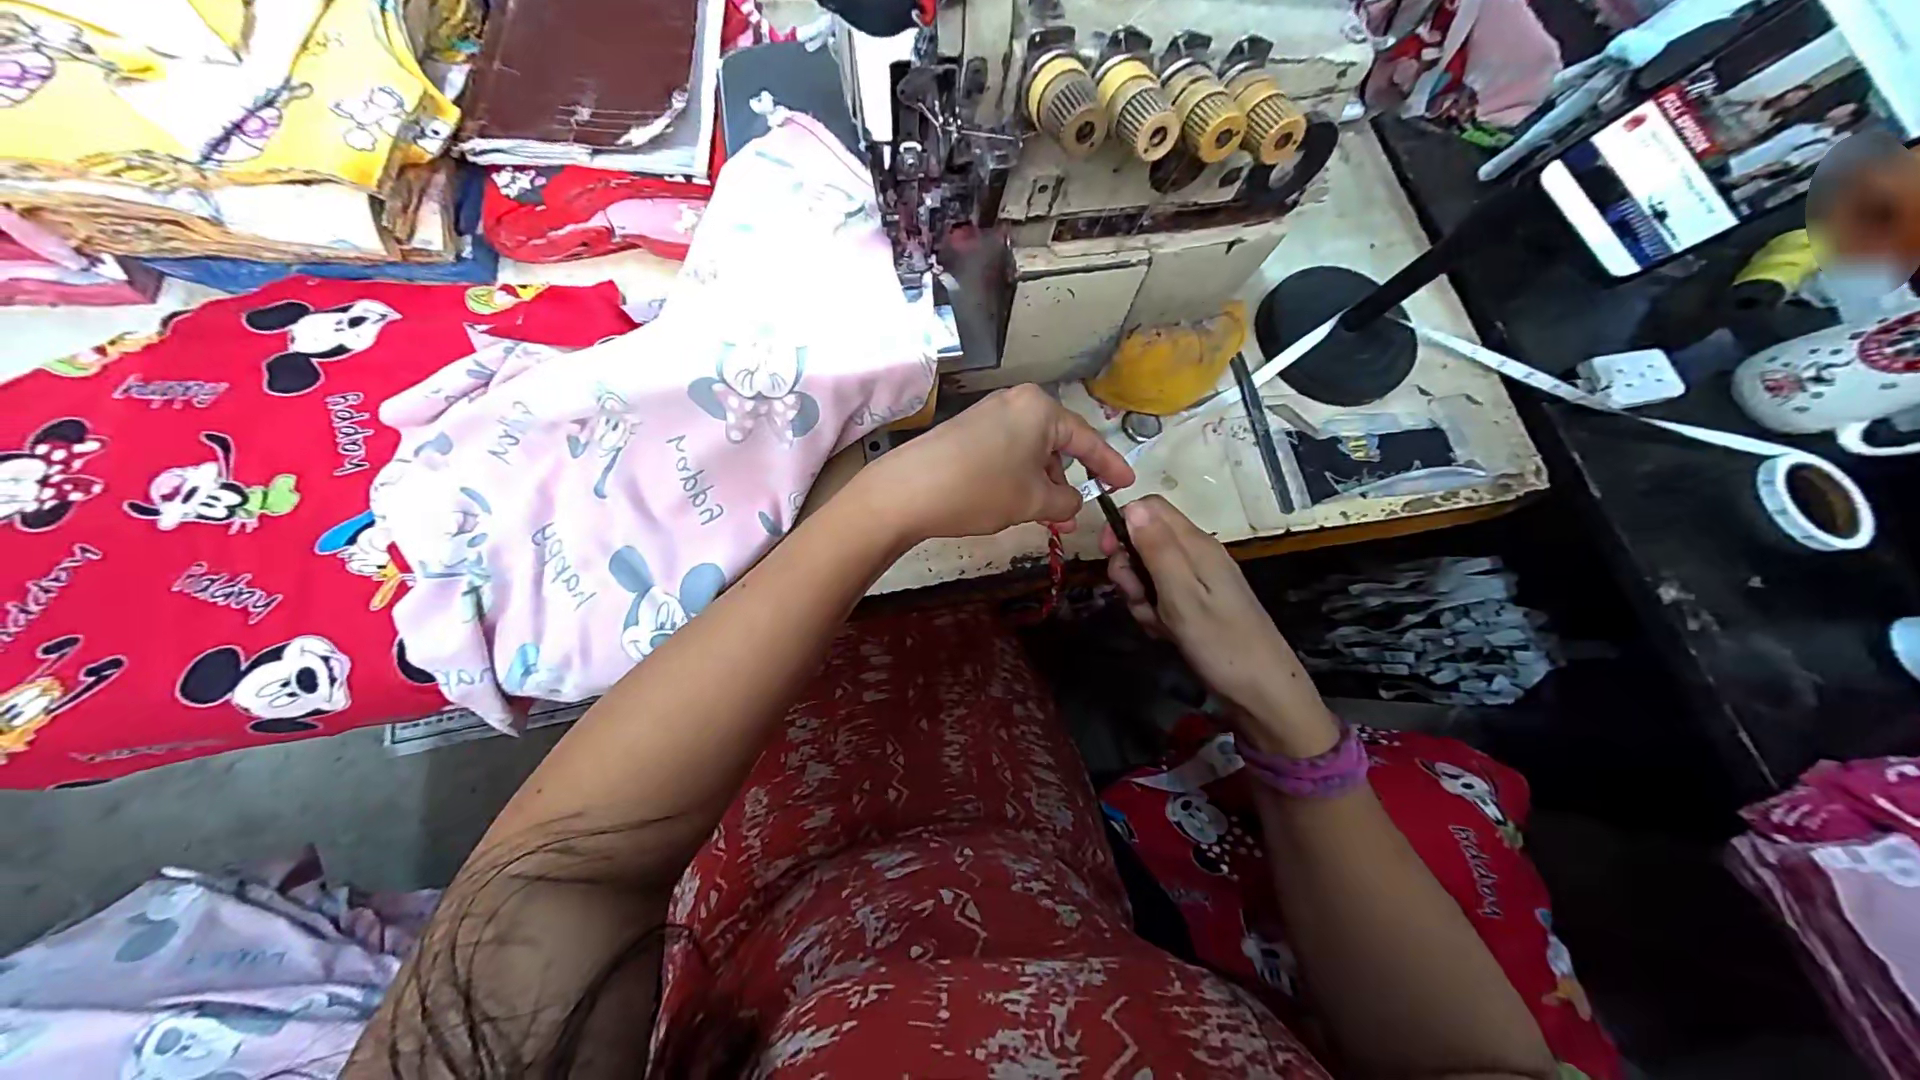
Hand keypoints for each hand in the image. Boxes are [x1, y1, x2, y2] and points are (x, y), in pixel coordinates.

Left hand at [856, 384, 1134, 543]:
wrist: (906, 491)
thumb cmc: (980, 490)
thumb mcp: (1033, 500)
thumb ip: (1066, 500)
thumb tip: (1072, 501)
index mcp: (1040, 409)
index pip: (1087, 439)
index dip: (1109, 466)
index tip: (1126, 484)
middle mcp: (1016, 402)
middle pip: (1056, 444)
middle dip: (1065, 482)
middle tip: (1069, 517)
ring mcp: (988, 414)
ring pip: (1030, 452)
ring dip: (1040, 484)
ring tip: (1040, 518)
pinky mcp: (967, 431)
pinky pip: (1007, 453)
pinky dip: (1018, 478)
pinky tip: (1014, 504)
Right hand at [1102, 495, 1338, 756]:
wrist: (1262, 694)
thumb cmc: (1222, 644)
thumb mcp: (1182, 595)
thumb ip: (1157, 549)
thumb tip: (1133, 505)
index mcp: (1196, 545)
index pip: (1151, 508)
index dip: (1123, 524)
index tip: (1108, 553)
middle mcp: (1197, 556)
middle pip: (1145, 540)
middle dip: (1128, 568)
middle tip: (1137, 596)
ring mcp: (1197, 581)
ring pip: (1147, 572)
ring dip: (1139, 595)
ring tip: (1156, 622)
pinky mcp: (1195, 605)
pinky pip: (1160, 596)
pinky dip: (1153, 612)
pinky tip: (1163, 633)